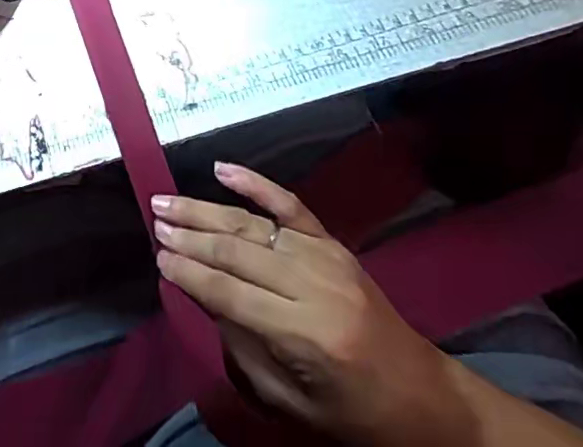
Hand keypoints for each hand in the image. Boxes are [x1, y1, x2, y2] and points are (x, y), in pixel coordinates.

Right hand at [154, 164, 476, 446]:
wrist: (428, 401)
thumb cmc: (354, 413)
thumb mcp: (290, 400)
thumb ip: (241, 344)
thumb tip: (198, 291)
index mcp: (307, 336)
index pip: (229, 293)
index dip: (188, 274)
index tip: (157, 259)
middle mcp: (316, 287)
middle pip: (236, 252)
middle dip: (189, 238)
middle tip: (154, 224)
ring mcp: (327, 258)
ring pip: (252, 224)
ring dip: (204, 211)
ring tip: (166, 202)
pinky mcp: (334, 244)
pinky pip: (289, 205)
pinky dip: (254, 183)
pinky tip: (222, 168)